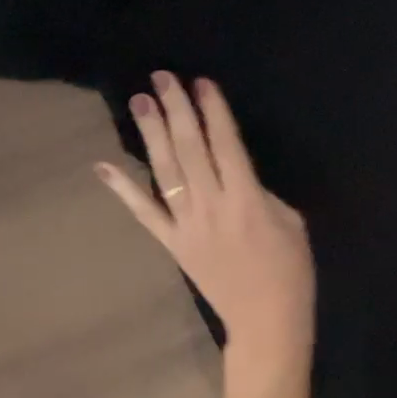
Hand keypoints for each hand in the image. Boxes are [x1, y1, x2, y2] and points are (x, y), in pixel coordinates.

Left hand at [96, 72, 314, 369]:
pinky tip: (104, 166)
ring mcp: (187, 225)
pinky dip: (123, 189)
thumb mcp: (292, 224)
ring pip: (165, 172)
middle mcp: (212, 205)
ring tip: (140, 102)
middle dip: (177, 111)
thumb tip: (240, 177)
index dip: (214, 112)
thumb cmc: (291, 271)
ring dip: (152, 134)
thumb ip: (263, 194)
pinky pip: (144, 213)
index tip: (202, 83)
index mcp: (247, 199)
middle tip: (161, 78)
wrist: (266, 319)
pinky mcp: (173, 244)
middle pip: (190, 149)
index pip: (226, 145)